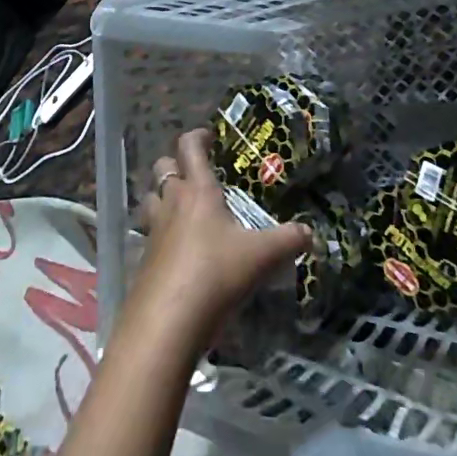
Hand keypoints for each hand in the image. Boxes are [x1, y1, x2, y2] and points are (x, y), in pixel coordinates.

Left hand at [129, 128, 312, 344]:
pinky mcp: (145, 256)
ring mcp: (154, 228)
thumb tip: (311, 232)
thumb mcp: (262, 257)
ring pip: (152, 197)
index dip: (198, 136)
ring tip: (184, 208)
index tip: (209, 136)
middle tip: (196, 174)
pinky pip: (151, 230)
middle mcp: (171, 202)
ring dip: (163, 196)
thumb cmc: (216, 273)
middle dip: (176, 163)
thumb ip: (288, 241)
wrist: (168, 319)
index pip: (190, 147)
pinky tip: (178, 247)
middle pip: (163, 167)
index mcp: (198, 191)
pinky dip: (162, 230)